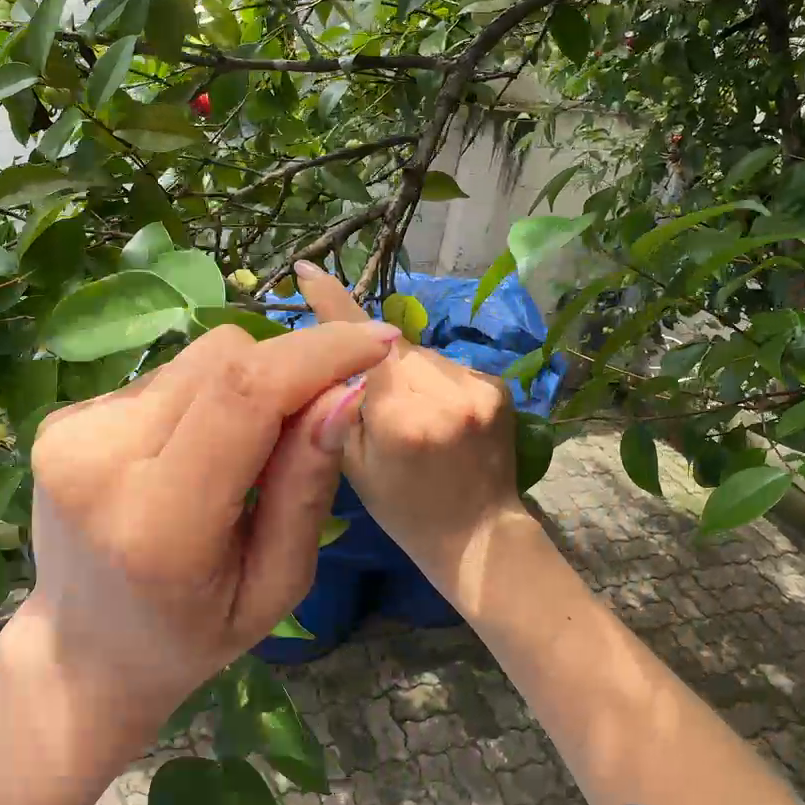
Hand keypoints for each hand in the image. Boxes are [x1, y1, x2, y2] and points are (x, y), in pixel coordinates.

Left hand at [17, 319, 399, 719]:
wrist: (79, 653)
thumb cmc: (189, 637)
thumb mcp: (275, 586)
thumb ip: (306, 486)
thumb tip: (345, 391)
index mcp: (159, 523)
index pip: (245, 395)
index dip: (318, 353)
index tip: (377, 341)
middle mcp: (101, 461)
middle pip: (222, 357)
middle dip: (287, 365)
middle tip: (312, 412)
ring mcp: (71, 432)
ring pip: (193, 357)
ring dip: (240, 384)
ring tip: (239, 450)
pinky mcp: (60, 417)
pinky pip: (161, 375)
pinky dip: (197, 397)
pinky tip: (188, 451)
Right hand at [293, 263, 521, 586]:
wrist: (479, 535)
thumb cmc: (402, 507)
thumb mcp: (351, 461)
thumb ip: (338, 403)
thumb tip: (328, 352)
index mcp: (397, 410)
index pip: (356, 339)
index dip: (330, 299)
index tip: (307, 269)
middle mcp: (440, 387)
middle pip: (391, 347)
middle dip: (374, 360)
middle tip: (372, 400)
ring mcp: (476, 384)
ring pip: (421, 355)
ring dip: (408, 372)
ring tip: (412, 415)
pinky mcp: (498, 385)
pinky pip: (449, 366)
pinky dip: (436, 382)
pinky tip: (441, 416)